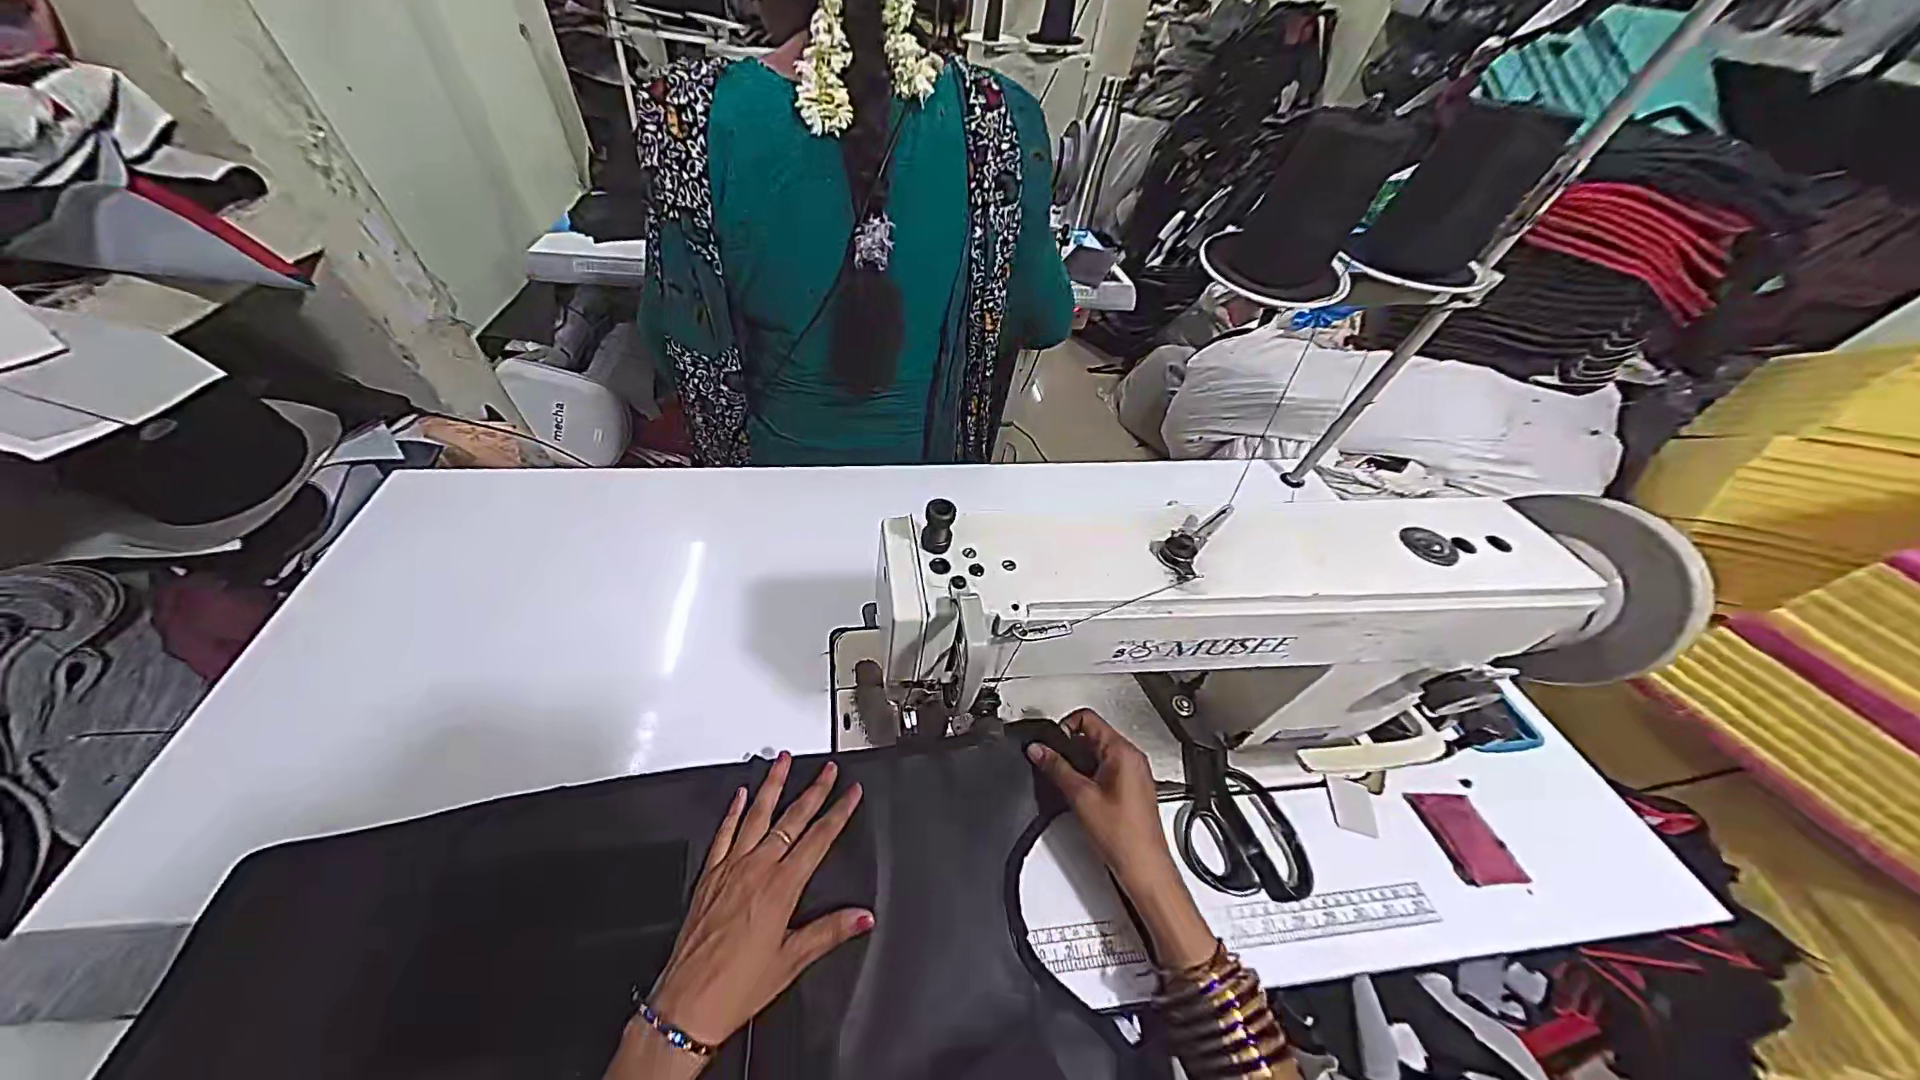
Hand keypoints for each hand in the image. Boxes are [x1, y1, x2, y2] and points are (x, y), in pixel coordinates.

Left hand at [622, 754, 870, 1066]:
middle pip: (792, 819)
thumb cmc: (736, 988)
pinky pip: (724, 833)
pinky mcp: (709, 876)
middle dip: (815, 790)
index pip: (819, 838)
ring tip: (783, 762)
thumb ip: (830, 932)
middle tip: (828, 770)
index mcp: (781, 888)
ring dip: (773, 785)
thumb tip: (862, 917)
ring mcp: (730, 869)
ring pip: (757, 815)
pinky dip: (733, 811)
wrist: (686, 1006)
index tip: (851, 793)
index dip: (839, 811)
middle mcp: (756, 870)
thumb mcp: (792, 961)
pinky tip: (740, 795)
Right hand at [1026, 710, 1215, 969]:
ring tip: (1069, 785)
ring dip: (1079, 764)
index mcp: (1123, 752)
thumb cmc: (1125, 838)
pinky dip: (1089, 777)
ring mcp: (1133, 774)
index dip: (1064, 727)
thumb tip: (1039, 750)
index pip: (1087, 719)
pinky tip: (1081, 797)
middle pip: (1092, 735)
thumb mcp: (1080, 797)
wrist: (1145, 870)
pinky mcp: (1131, 789)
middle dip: (1069, 748)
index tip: (1050, 744)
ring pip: (1097, 754)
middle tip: (1054, 764)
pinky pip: (1105, 770)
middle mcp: (1132, 758)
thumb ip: (1056, 768)